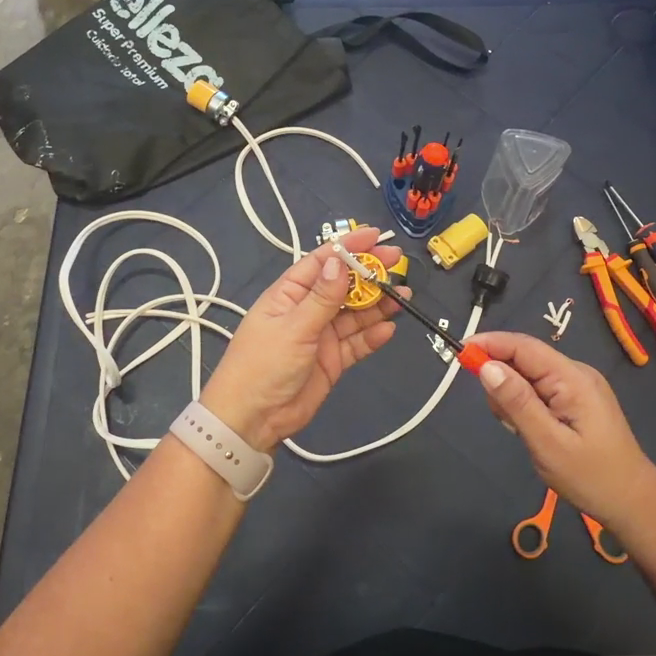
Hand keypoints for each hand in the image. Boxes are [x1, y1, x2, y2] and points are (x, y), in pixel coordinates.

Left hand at [198, 228, 402, 452]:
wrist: (251, 420)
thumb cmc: (263, 365)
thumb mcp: (293, 327)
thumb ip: (321, 298)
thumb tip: (340, 260)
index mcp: (288, 294)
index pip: (321, 262)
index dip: (348, 247)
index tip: (375, 236)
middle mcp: (306, 310)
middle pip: (342, 285)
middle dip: (369, 273)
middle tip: (397, 262)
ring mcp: (320, 336)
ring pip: (354, 314)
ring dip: (377, 305)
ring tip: (404, 296)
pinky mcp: (331, 361)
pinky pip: (356, 343)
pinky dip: (372, 336)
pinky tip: (389, 329)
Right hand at [467, 332, 655, 524]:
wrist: (633, 503)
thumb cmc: (590, 476)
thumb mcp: (547, 443)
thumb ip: (516, 403)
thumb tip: (486, 366)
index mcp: (572, 378)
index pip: (523, 346)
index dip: (489, 344)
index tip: (458, 352)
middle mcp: (576, 373)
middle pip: (524, 358)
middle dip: (501, 378)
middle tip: (503, 419)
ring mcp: (578, 386)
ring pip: (529, 376)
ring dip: (514, 396)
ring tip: (523, 433)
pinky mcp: (576, 400)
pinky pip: (540, 389)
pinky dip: (526, 405)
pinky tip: (533, 431)